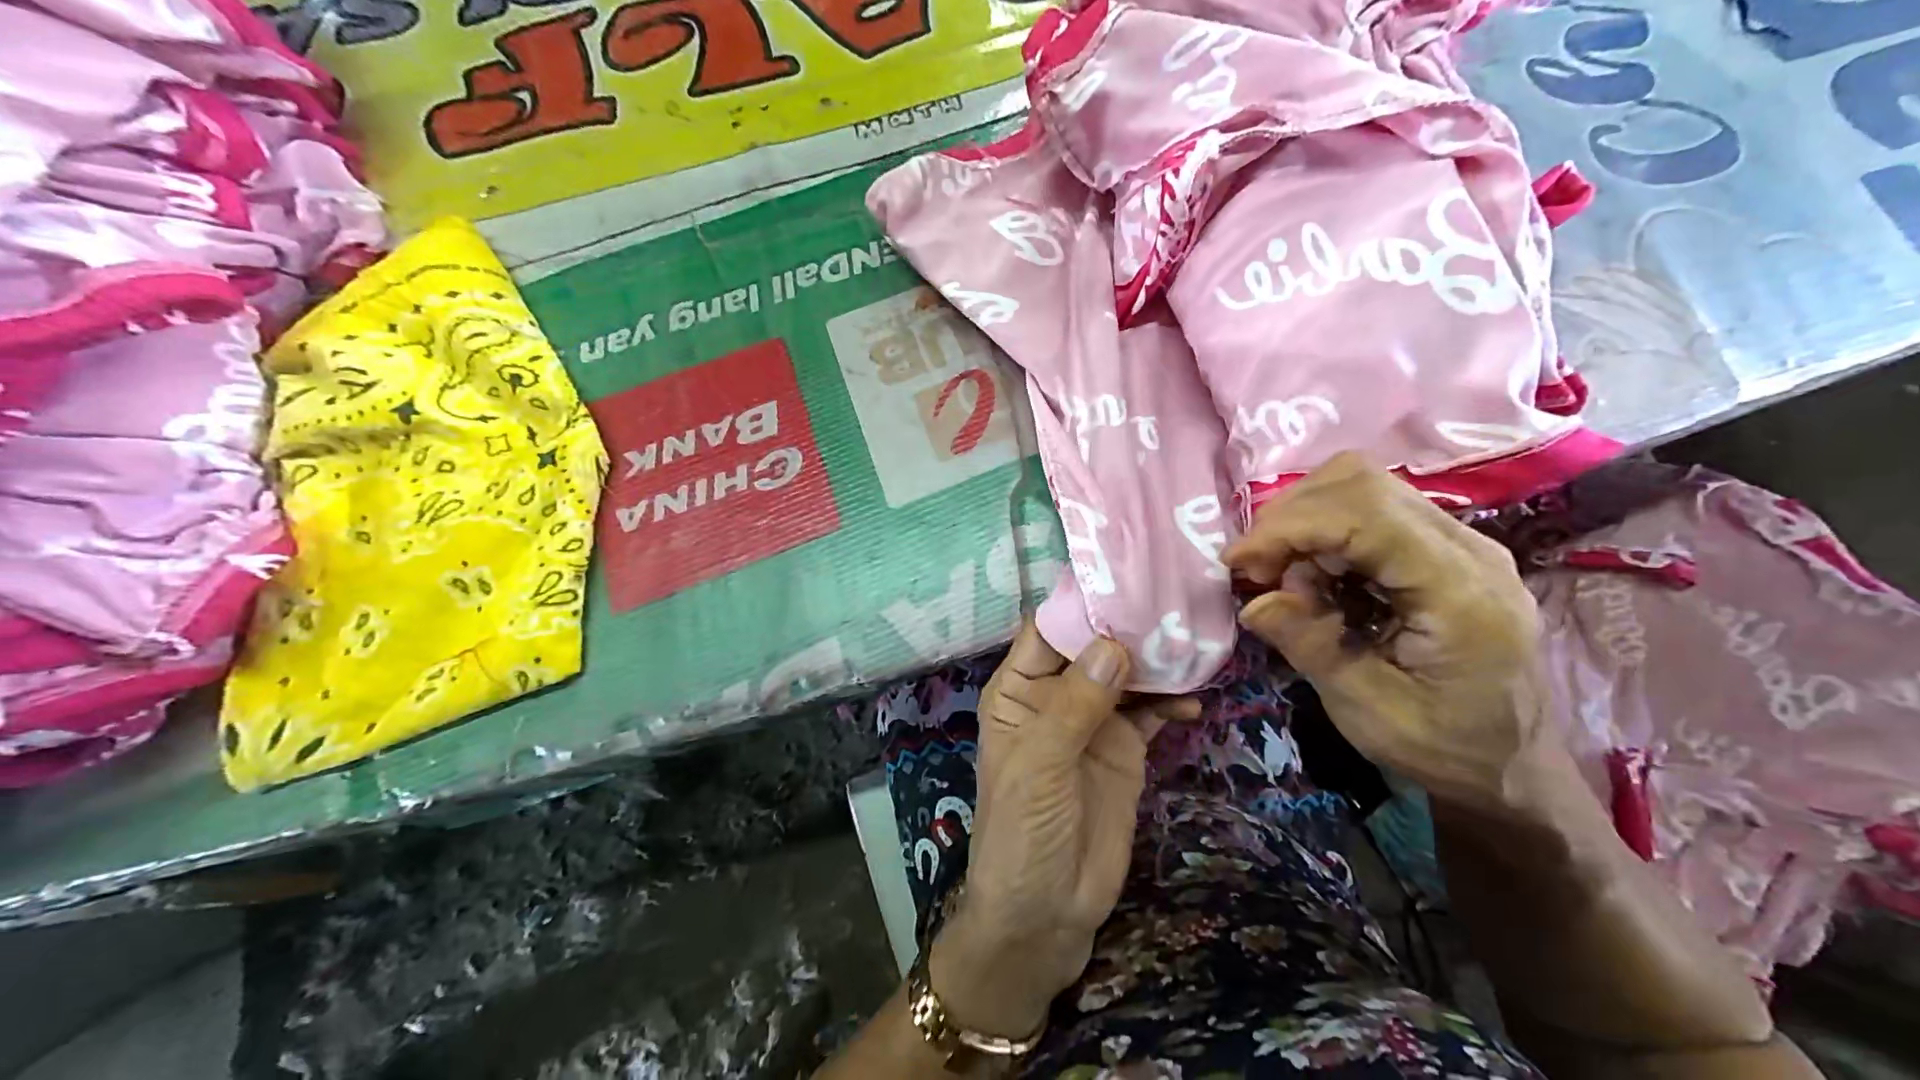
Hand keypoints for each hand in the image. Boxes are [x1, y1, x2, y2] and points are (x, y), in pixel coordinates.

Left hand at [928, 622, 1195, 1037]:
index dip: (1079, 604)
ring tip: (1194, 640)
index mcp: (1018, 689)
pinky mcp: (1124, 749)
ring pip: (1125, 674)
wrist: (1046, 910)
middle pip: (1092, 645)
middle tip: (1175, 599)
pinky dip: (1171, 700)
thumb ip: (1075, 705)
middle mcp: (1055, 696)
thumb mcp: (1040, 764)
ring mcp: (1092, 721)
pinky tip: (1194, 698)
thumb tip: (1114, 644)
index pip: (1046, 631)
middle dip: (1126, 625)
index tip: (1125, 575)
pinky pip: (1150, 712)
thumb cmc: (1023, 831)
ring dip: (1155, 659)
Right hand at [1221, 452, 1558, 815]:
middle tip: (1256, 570)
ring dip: (1303, 520)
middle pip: (1362, 482)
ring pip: (1363, 485)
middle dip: (1289, 517)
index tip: (1238, 564)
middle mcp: (1467, 549)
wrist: (1511, 764)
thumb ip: (1311, 646)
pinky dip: (1321, 530)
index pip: (1365, 515)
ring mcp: (1459, 542)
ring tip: (1280, 573)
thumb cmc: (1444, 746)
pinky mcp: (1442, 547)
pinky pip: (1370, 509)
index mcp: (1459, 592)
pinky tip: (1312, 576)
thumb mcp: (1368, 712)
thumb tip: (1255, 601)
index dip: (1289, 526)